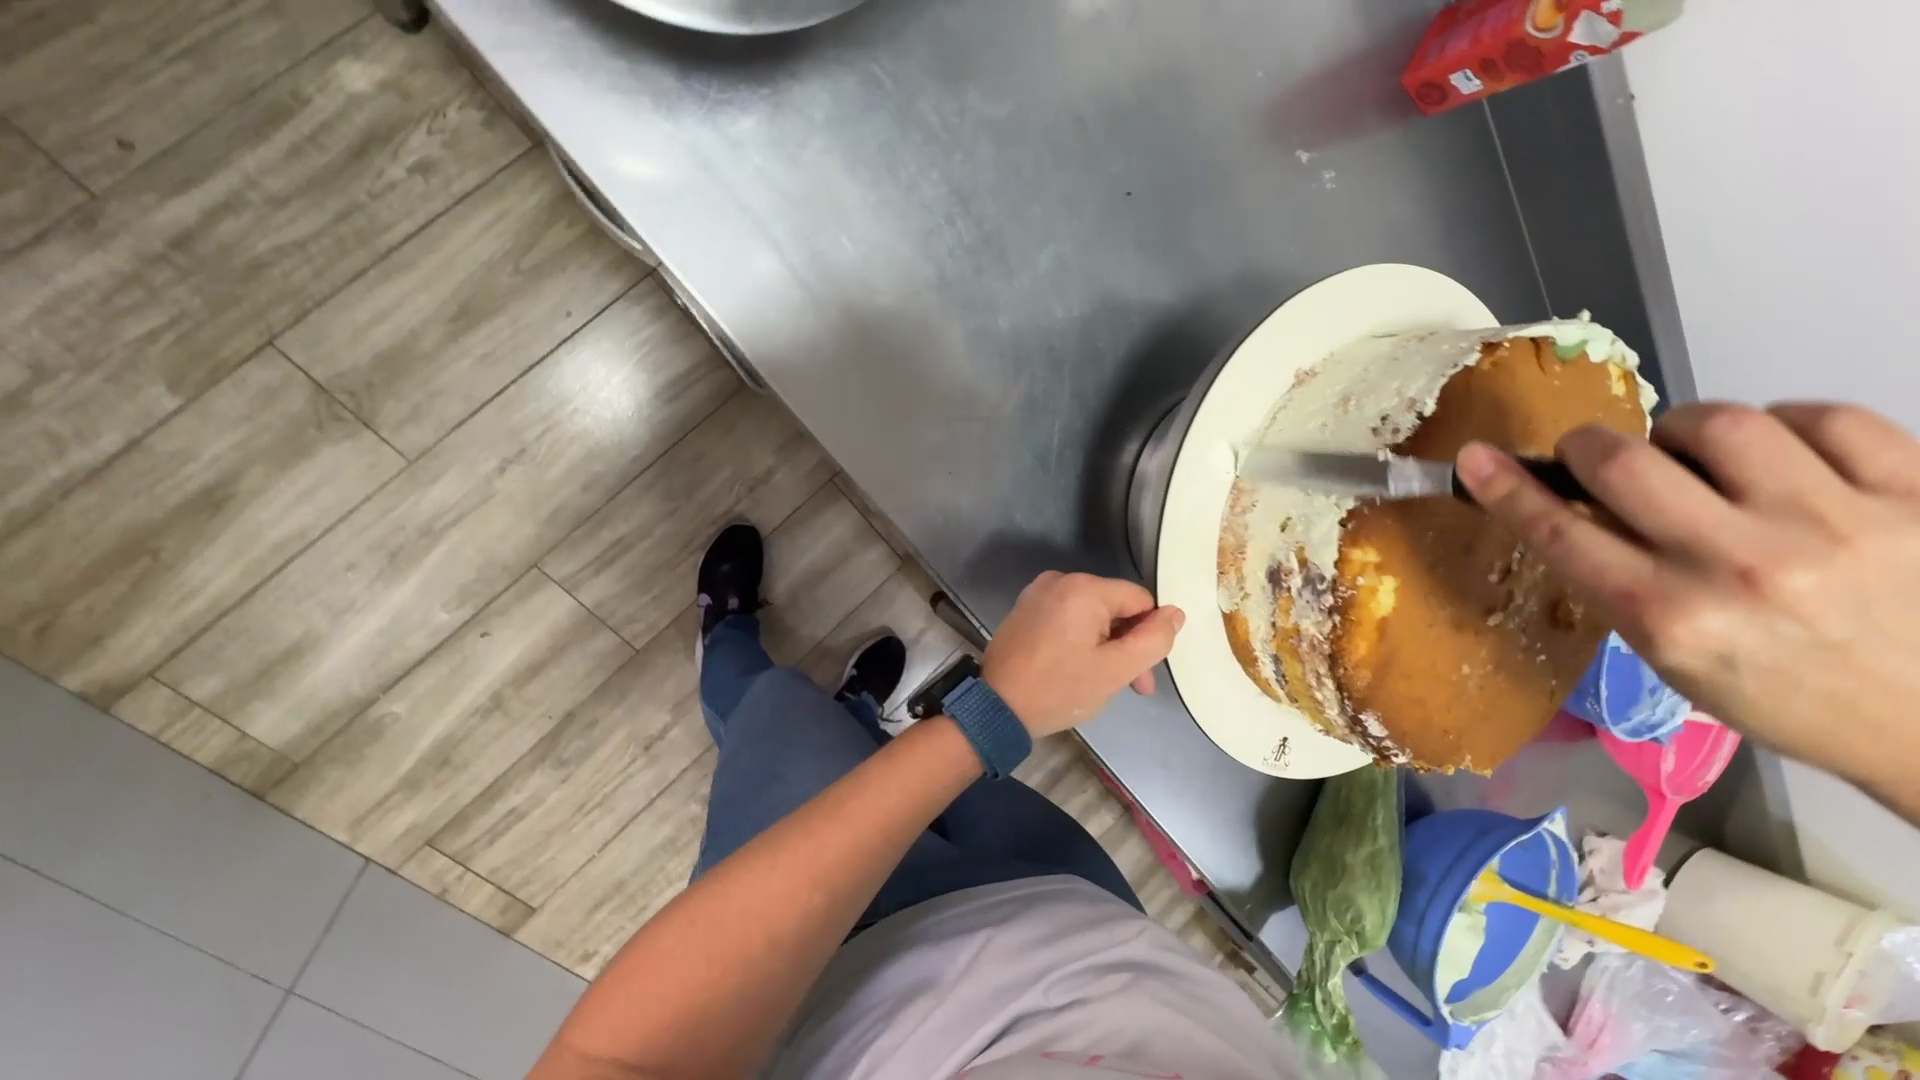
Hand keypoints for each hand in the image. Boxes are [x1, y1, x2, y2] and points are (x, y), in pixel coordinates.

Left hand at [981, 571, 1185, 738]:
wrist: (994, 707)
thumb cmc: (1058, 689)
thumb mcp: (1115, 670)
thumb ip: (1152, 640)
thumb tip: (1175, 613)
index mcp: (1084, 588)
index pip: (1139, 601)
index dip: (1148, 636)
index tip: (1142, 675)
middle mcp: (1060, 580)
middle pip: (1114, 607)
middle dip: (1126, 645)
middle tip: (1129, 687)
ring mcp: (1038, 594)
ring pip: (1091, 616)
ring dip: (1104, 647)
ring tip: (1100, 684)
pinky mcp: (1024, 611)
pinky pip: (1066, 619)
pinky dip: (1078, 641)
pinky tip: (1076, 670)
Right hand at [1455, 403, 1919, 808]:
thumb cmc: (1791, 700)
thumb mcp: (1681, 661)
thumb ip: (1627, 583)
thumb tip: (1584, 509)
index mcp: (1673, 619)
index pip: (1561, 534)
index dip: (1507, 489)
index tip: (1475, 458)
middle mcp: (1741, 566)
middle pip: (1622, 462)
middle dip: (1590, 446)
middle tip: (1595, 454)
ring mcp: (1834, 524)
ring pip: (1720, 422)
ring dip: (1684, 431)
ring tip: (1697, 454)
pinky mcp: (1915, 494)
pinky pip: (1825, 417)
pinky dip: (1785, 425)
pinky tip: (1782, 453)